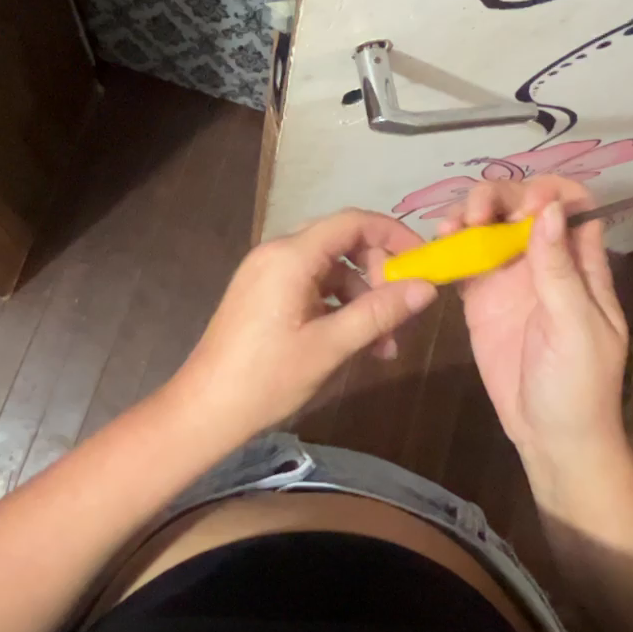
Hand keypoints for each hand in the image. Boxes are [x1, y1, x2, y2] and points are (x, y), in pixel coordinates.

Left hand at [165, 209, 438, 440]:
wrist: (205, 410)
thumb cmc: (267, 378)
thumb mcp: (330, 346)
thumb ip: (379, 312)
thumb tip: (427, 287)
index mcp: (291, 256)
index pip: (353, 221)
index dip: (393, 235)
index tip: (423, 263)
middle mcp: (277, 253)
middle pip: (342, 242)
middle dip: (379, 272)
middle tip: (403, 310)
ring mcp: (267, 273)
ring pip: (329, 269)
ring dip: (361, 298)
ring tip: (385, 346)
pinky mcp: (263, 294)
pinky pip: (311, 286)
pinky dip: (337, 307)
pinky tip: (356, 344)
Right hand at [440, 176, 630, 474]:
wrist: (549, 437)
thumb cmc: (578, 385)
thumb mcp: (576, 327)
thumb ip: (559, 270)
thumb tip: (548, 210)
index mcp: (580, 265)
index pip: (573, 206)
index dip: (550, 193)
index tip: (525, 204)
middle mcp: (544, 262)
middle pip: (523, 207)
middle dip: (500, 198)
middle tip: (477, 214)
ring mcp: (509, 278)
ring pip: (490, 227)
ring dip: (470, 215)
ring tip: (451, 226)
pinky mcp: (480, 298)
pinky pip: (464, 259)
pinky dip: (450, 245)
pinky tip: (437, 244)